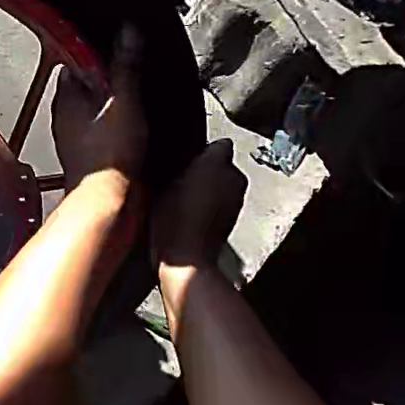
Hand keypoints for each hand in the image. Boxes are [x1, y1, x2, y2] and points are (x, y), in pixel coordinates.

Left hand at [52, 26, 146, 186]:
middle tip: (127, 78)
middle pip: (83, 85)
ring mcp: (70, 137)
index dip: (96, 52)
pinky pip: (95, 130)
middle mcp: (62, 117)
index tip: (116, 49)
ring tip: (130, 104)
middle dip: (103, 79)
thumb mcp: (125, 101)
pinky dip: (108, 126)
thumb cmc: (109, 155)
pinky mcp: (82, 155)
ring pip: (88, 108)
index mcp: (65, 97)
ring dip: (106, 104)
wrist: (105, 198)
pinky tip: (125, 130)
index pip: (74, 61)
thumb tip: (129, 32)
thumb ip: (126, 66)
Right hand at [152, 138, 246, 270]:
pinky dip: (209, 207)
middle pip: (220, 165)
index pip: (217, 144)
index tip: (185, 161)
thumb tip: (190, 151)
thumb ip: (183, 163)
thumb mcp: (168, 183)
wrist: (186, 260)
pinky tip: (190, 216)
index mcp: (220, 162)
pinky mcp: (232, 219)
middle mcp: (236, 178)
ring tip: (183, 202)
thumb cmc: (175, 221)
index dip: (200, 152)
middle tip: (180, 183)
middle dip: (205, 171)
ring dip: (207, 189)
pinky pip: (219, 204)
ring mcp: (236, 201)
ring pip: (220, 185)